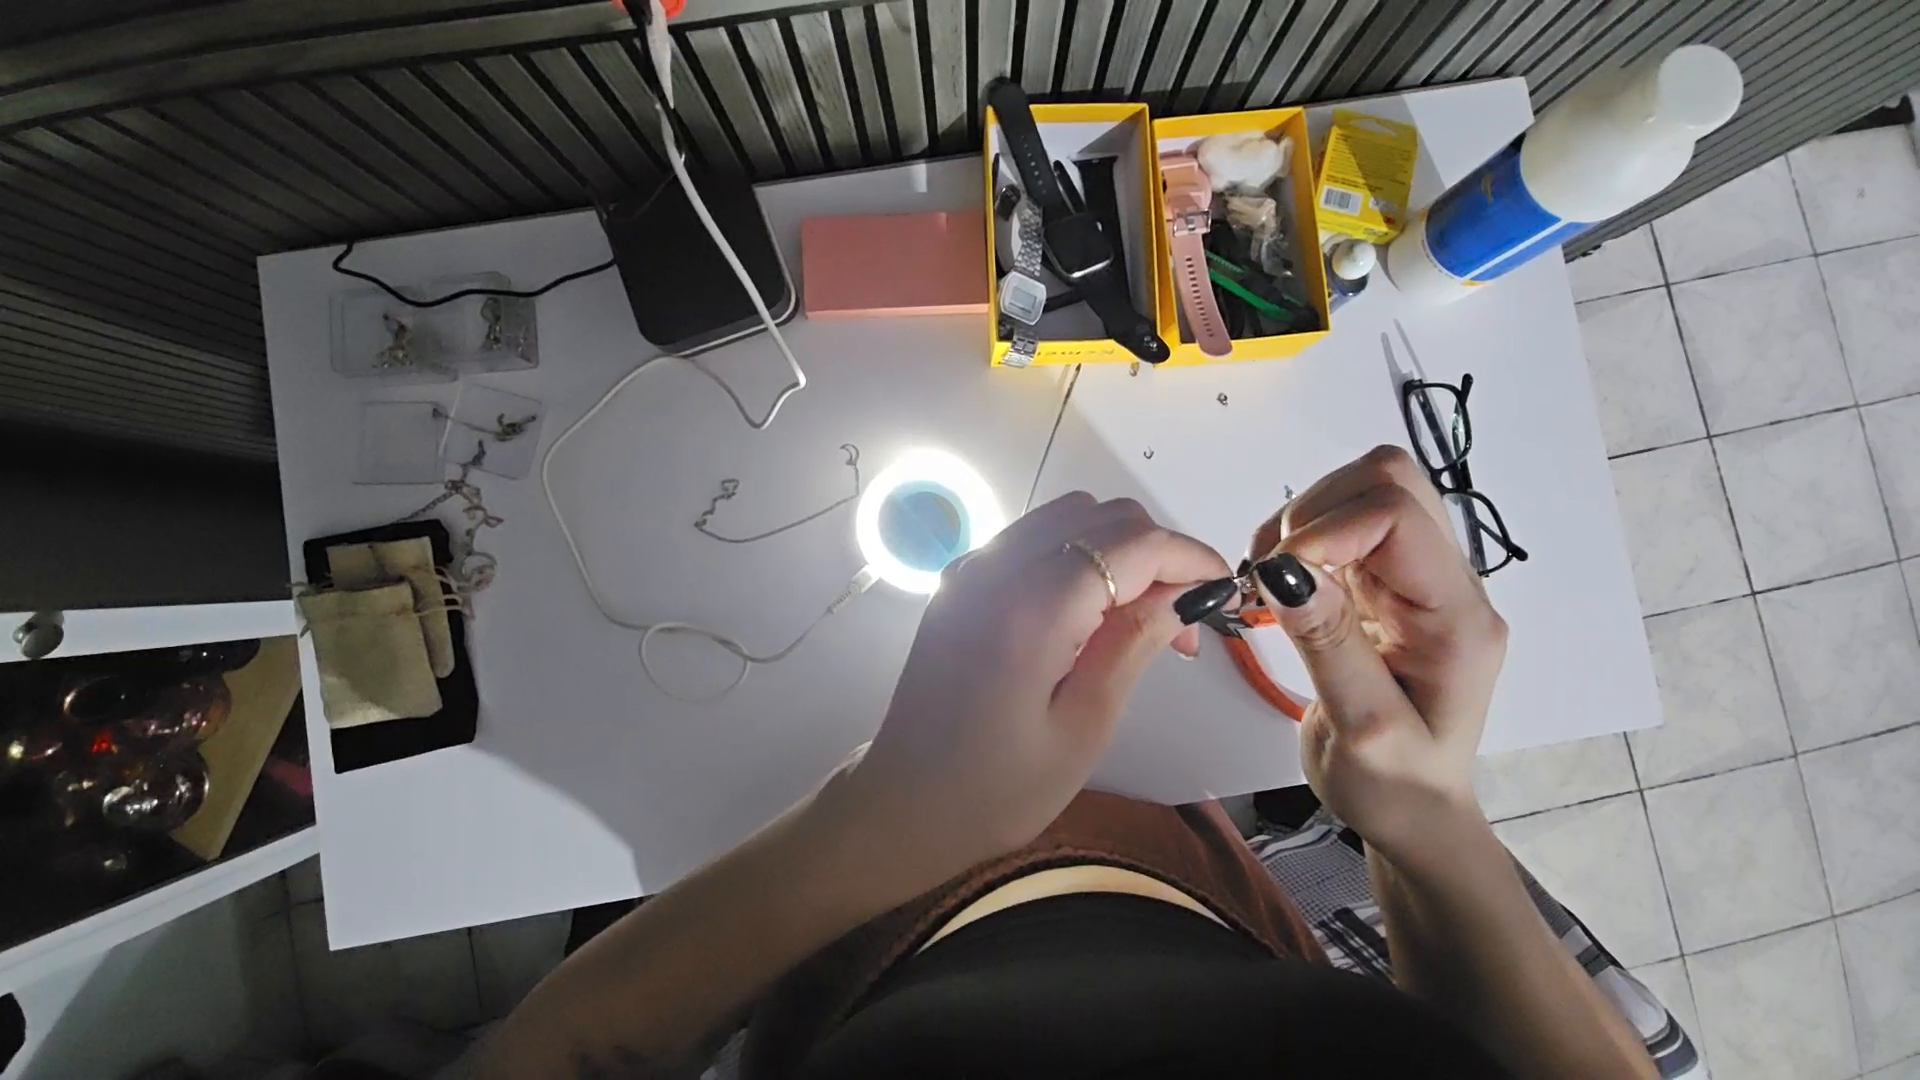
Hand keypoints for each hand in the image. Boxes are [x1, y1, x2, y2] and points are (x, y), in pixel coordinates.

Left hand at [842, 493, 1227, 879]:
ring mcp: (971, 569)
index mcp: (1031, 607)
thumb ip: (1133, 642)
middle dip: (1156, 552)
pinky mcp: (959, 582)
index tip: (1223, 591)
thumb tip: (1183, 591)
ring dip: (1117, 549)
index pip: (1132, 542)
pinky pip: (1032, 539)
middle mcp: (996, 567)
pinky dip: (1075, 554)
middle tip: (1180, 622)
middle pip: (1101, 516)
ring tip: (1137, 617)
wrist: (902, 804)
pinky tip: (1086, 610)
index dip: (1189, 556)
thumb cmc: (998, 789)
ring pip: (1067, 517)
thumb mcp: (1083, 726)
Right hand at [1249, 446, 1506, 857]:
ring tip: (1272, 581)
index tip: (1276, 578)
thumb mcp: (1363, 728)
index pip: (1398, 515)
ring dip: (1301, 522)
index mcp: (1456, 617)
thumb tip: (1283, 569)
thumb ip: (1328, 643)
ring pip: (1360, 493)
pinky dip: (1295, 539)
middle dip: (1314, 512)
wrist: (1411, 810)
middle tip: (1274, 571)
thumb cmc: (1393, 786)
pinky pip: (1338, 526)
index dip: (1326, 528)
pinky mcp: (1380, 585)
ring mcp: (1412, 580)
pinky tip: (1279, 583)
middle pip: (1388, 479)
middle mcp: (1444, 583)